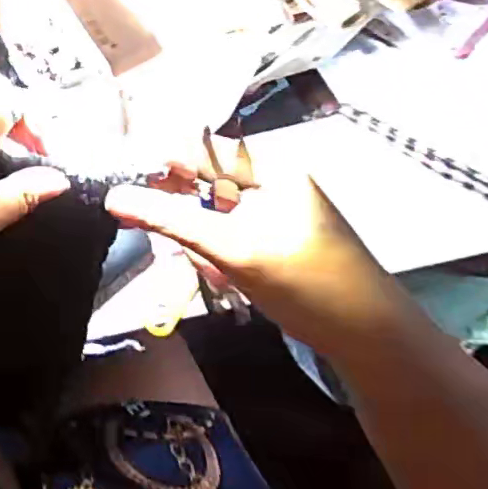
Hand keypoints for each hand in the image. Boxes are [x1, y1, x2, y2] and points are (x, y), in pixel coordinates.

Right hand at [103, 133, 415, 355]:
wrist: (374, 342)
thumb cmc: (308, 283)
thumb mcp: (232, 248)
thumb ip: (169, 218)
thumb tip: (112, 195)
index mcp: (269, 164)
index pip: (198, 146)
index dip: (158, 161)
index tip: (122, 183)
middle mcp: (268, 177)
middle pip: (200, 177)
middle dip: (176, 207)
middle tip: (150, 230)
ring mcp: (270, 207)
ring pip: (207, 207)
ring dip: (195, 237)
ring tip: (208, 270)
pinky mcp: (269, 233)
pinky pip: (224, 229)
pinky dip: (212, 251)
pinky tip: (219, 276)